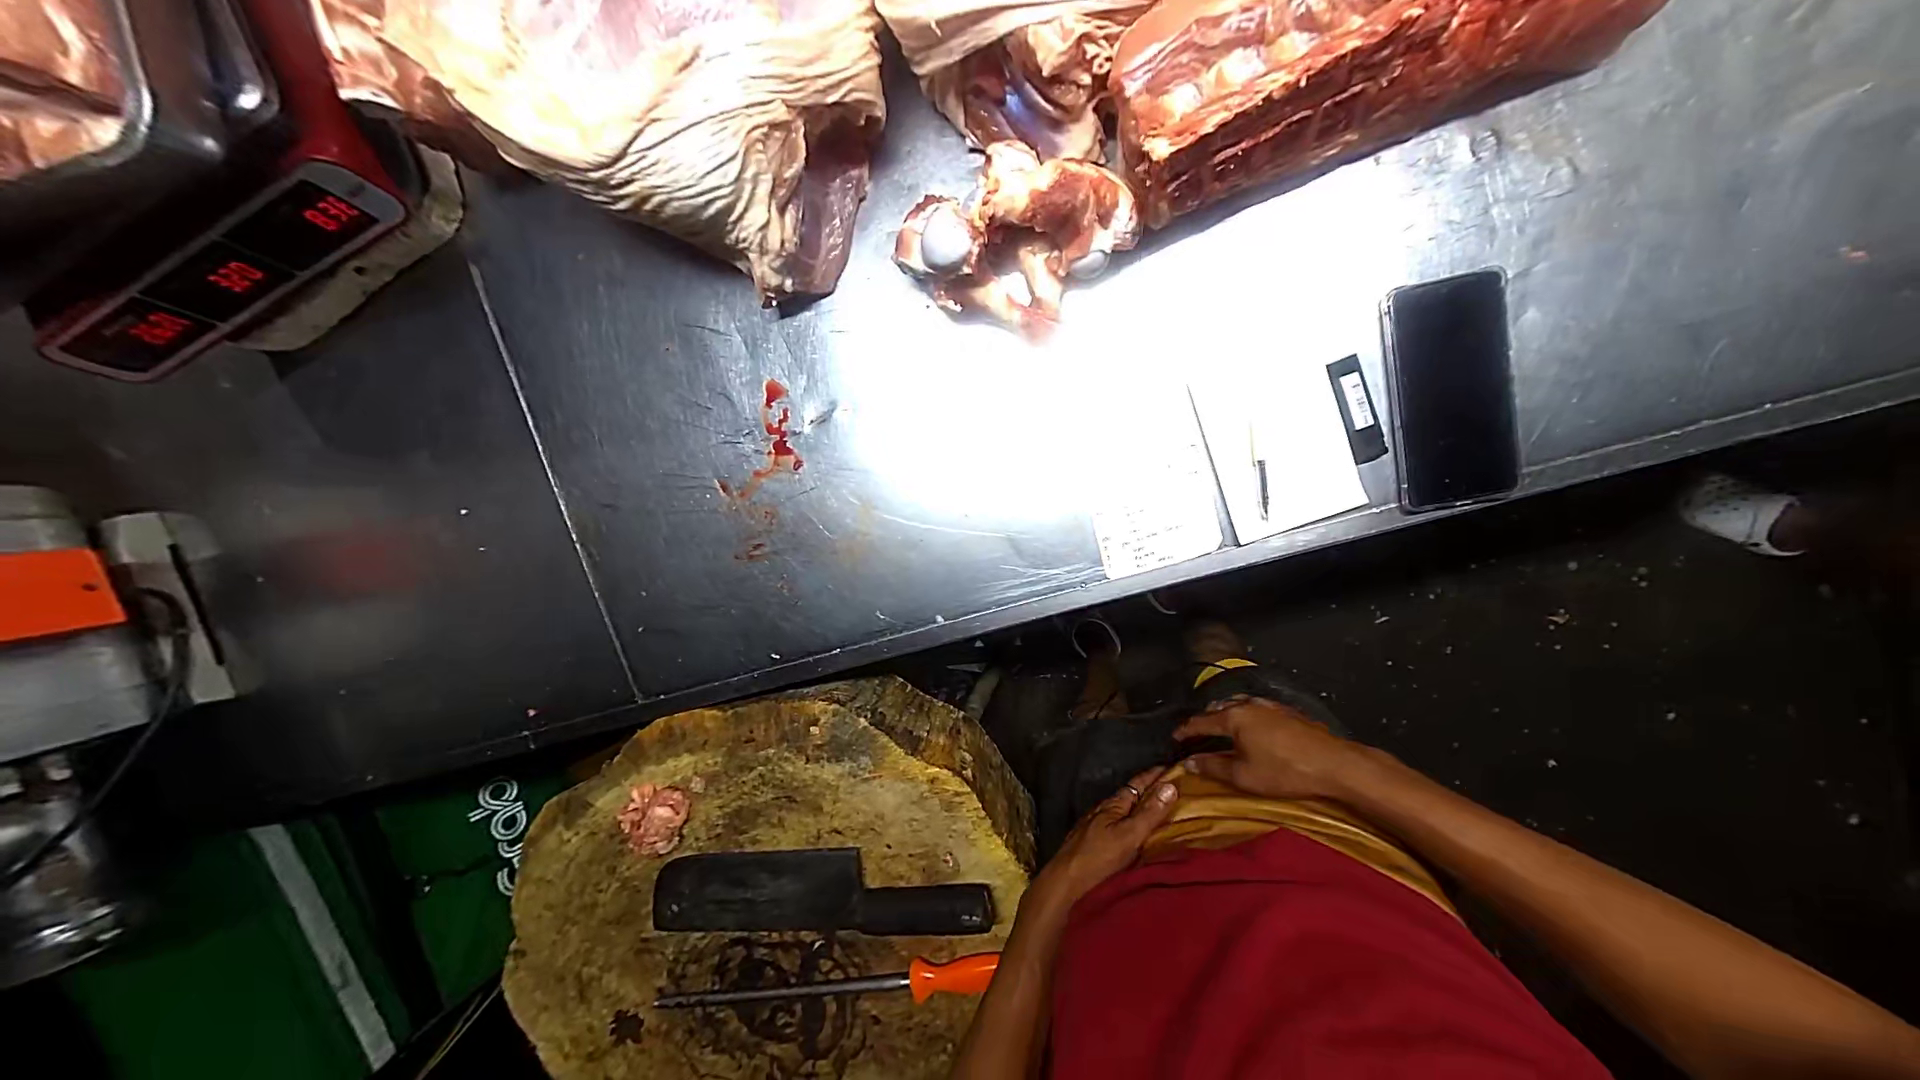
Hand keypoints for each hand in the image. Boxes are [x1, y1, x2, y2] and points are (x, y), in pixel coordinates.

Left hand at [1028, 768, 1180, 912]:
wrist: (1066, 881)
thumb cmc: (1099, 857)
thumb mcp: (1129, 835)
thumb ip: (1149, 813)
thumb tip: (1169, 785)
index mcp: (1114, 805)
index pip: (1138, 783)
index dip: (1155, 775)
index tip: (1173, 767)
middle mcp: (1104, 810)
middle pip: (1131, 795)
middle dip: (1150, 790)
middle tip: (1173, 788)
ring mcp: (1096, 825)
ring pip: (1124, 811)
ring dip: (1141, 808)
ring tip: (1161, 810)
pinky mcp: (1093, 841)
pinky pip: (1118, 825)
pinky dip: (1132, 823)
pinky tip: (1137, 832)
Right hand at [1173, 695, 1377, 799]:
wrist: (1336, 765)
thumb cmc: (1285, 772)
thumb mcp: (1244, 776)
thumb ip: (1213, 767)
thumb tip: (1189, 762)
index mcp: (1233, 717)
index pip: (1200, 721)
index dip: (1184, 731)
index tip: (1173, 738)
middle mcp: (1249, 705)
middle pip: (1218, 708)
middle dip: (1205, 720)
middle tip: (1196, 735)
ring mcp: (1270, 706)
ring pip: (1239, 705)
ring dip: (1226, 715)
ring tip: (1222, 729)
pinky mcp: (1288, 712)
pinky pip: (1257, 709)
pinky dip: (1246, 716)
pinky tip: (1253, 729)